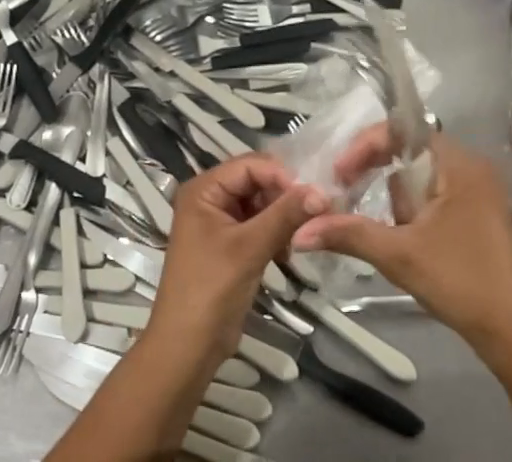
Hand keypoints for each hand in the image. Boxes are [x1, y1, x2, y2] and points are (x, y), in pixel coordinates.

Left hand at [147, 153, 329, 356]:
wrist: (188, 345)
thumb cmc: (211, 289)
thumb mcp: (250, 247)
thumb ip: (286, 214)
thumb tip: (323, 191)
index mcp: (203, 189)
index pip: (250, 165)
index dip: (283, 175)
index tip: (315, 194)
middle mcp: (209, 199)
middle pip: (256, 181)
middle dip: (285, 195)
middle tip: (318, 212)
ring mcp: (219, 222)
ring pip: (261, 204)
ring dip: (283, 217)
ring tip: (303, 236)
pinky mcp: (230, 245)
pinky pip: (259, 225)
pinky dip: (276, 233)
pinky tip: (289, 252)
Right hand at [293, 124, 511, 342]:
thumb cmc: (459, 280)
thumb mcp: (398, 254)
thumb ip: (348, 234)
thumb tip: (299, 232)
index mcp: (458, 164)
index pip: (402, 130)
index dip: (365, 146)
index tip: (338, 174)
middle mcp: (470, 167)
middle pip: (408, 151)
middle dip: (374, 172)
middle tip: (344, 193)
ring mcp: (476, 191)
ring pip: (418, 176)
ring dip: (393, 195)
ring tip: (374, 221)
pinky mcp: (476, 213)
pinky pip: (432, 194)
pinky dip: (410, 207)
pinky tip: (397, 233)